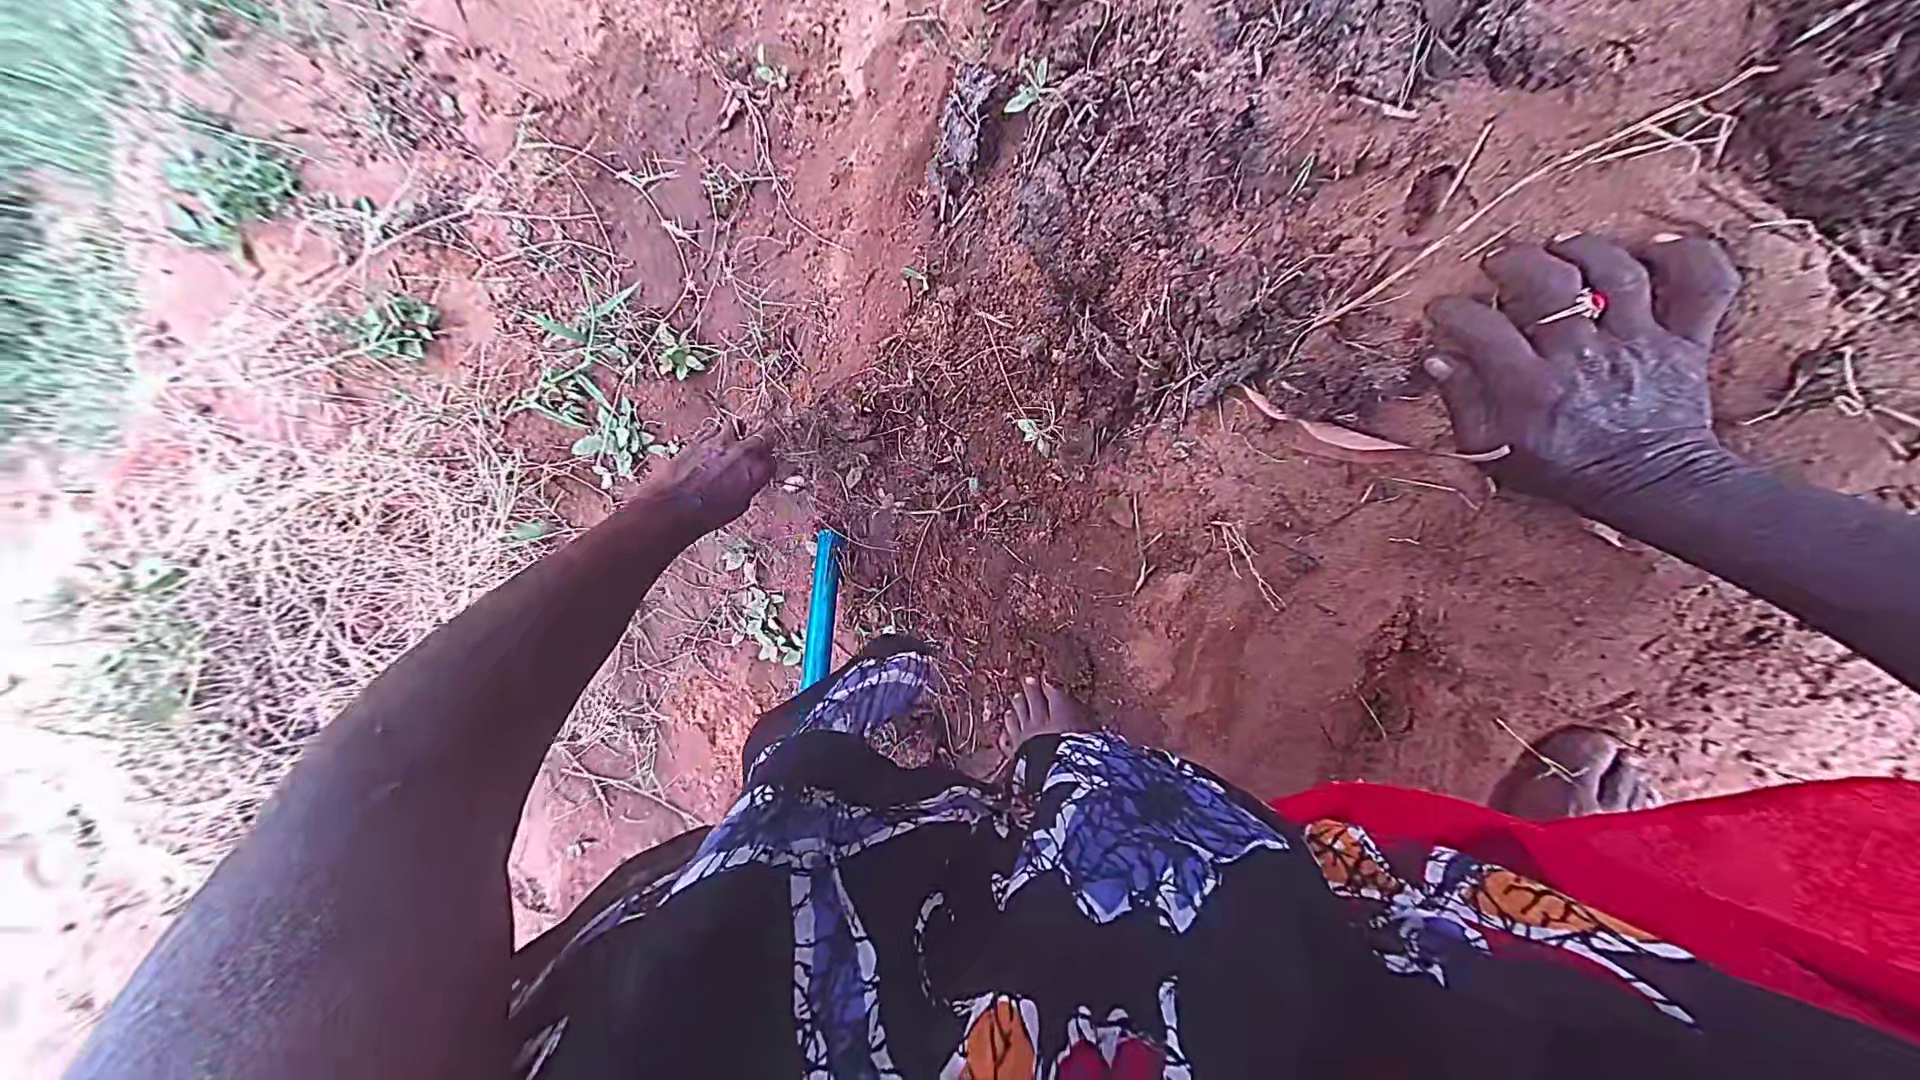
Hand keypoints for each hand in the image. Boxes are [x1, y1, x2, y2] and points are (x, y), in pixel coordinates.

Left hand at [644, 423, 775, 532]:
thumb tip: (748, 481)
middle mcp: (743, 450)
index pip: (771, 459)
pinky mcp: (699, 438)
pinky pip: (713, 431)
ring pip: (737, 426)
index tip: (761, 470)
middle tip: (749, 456)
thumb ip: (749, 485)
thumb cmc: (706, 513)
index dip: (765, 465)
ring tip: (729, 448)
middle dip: (757, 445)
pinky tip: (709, 451)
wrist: (673, 507)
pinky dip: (713, 438)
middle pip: (761, 437)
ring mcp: (720, 441)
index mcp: (758, 468)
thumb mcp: (740, 505)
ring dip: (736, 435)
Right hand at [1425, 234, 1741, 512]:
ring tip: (1560, 245)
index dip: (1453, 312)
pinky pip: (1702, 284)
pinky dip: (1685, 255)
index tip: (1440, 309)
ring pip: (1617, 272)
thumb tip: (1437, 357)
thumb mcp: (1488, 447)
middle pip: (1550, 285)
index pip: (1481, 329)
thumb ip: (1462, 400)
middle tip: (1497, 262)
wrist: (1646, 483)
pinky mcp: (1687, 341)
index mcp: (1529, 385)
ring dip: (1585, 249)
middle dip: (1516, 263)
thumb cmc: (1555, 468)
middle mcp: (1583, 356)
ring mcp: (1640, 343)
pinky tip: (1653, 245)